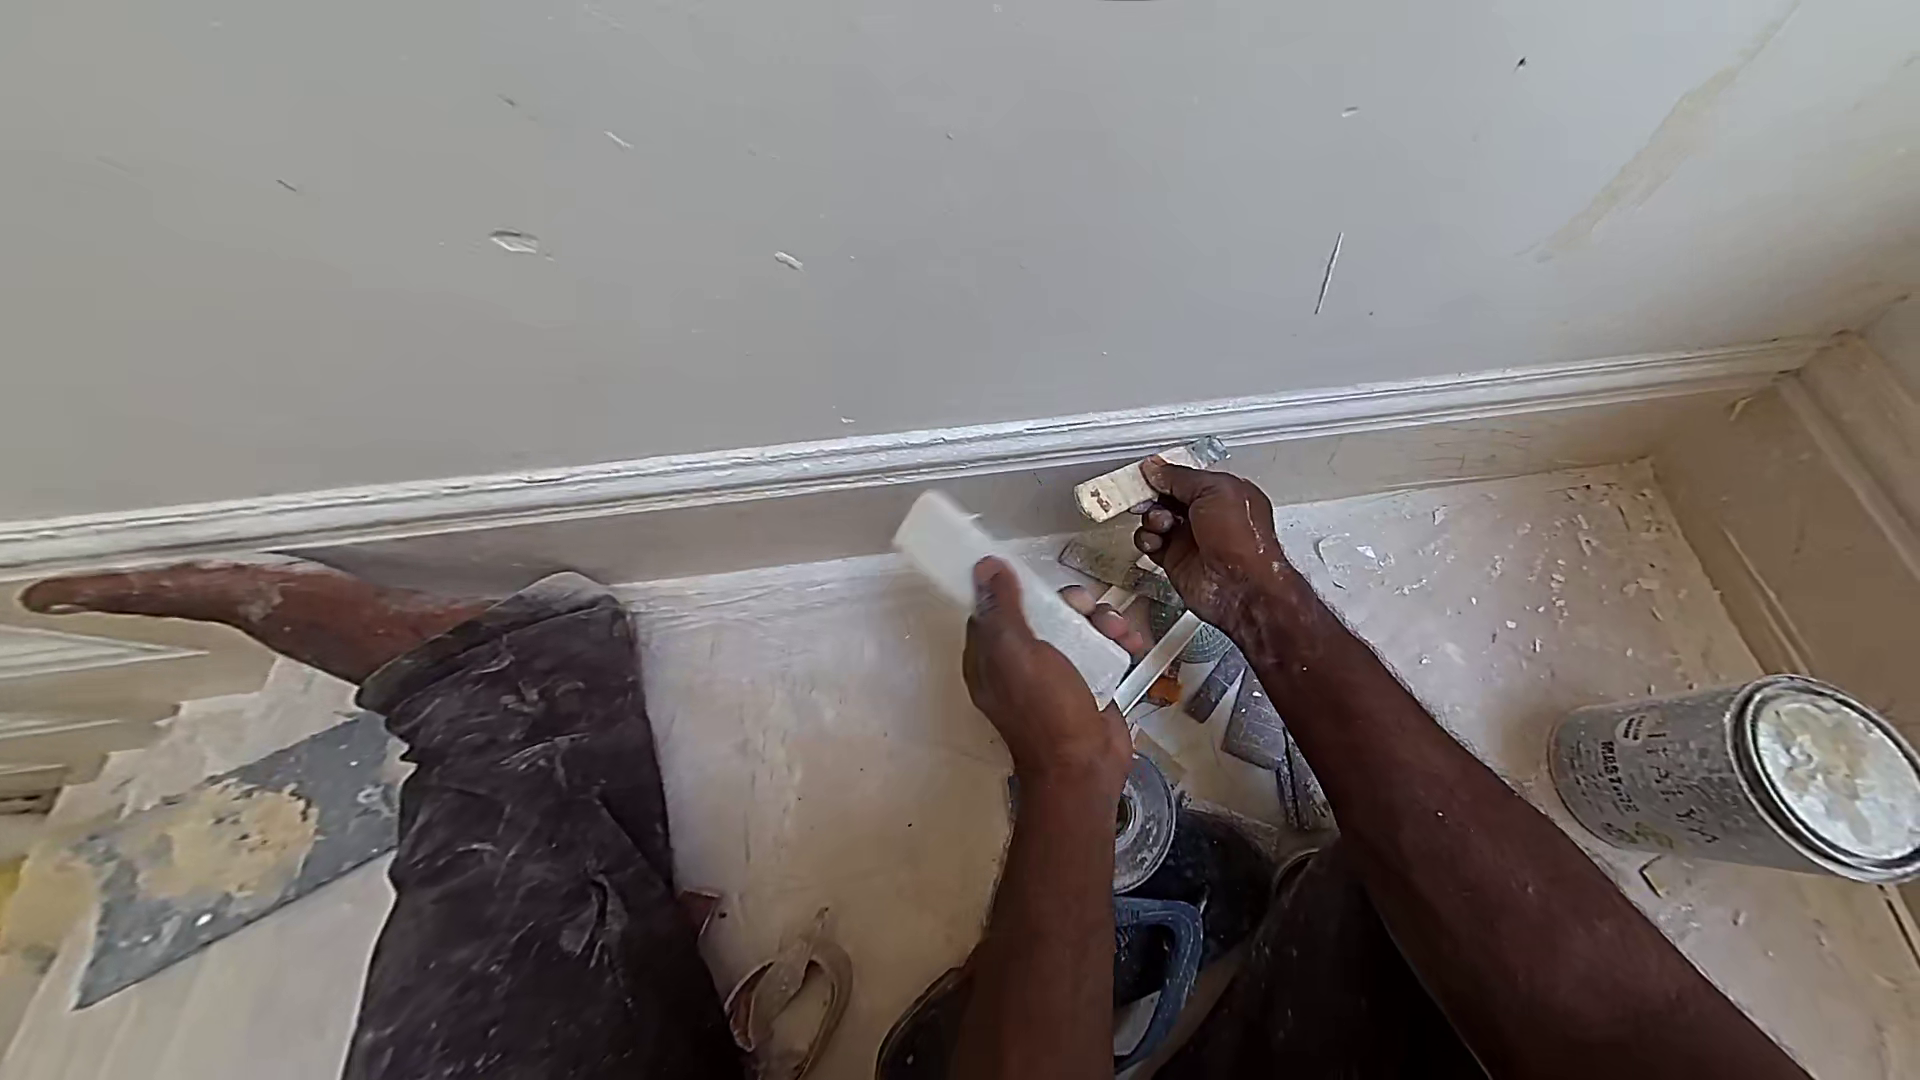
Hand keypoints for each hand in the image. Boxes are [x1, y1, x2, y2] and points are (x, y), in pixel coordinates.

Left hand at [962, 558, 1134, 792]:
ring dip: (1101, 620)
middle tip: (1086, 605)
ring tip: (1117, 629)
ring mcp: (1056, 673)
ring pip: (1077, 627)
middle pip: (1042, 613)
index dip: (1015, 589)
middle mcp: (1020, 662)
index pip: (995, 610)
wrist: (1086, 767)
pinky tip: (1131, 643)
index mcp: (991, 657)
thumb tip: (984, 566)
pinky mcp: (1088, 681)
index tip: (1037, 578)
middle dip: (1069, 603)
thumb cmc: (1045, 710)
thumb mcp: (1016, 651)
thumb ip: (1002, 607)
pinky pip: (1101, 648)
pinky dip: (1118, 641)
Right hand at [1132, 459, 1294, 639]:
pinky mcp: (1176, 559)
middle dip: (1152, 496)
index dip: (1165, 475)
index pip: (1185, 477)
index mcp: (1222, 494)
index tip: (1147, 474)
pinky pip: (1150, 544)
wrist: (1241, 588)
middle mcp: (1206, 515)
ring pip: (1155, 520)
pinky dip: (1147, 541)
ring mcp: (1190, 538)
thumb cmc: (1244, 542)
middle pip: (1166, 498)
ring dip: (1151, 519)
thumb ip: (1180, 477)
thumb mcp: (1214, 491)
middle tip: (1145, 498)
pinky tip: (1154, 542)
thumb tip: (1156, 468)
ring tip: (1161, 524)